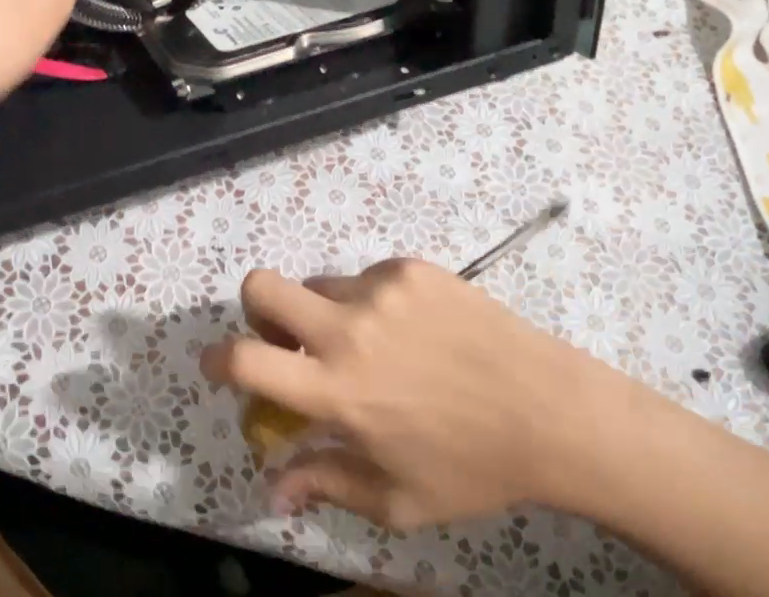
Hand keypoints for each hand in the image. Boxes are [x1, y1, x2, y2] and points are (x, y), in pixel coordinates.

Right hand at [201, 260, 612, 528]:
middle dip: (257, 311)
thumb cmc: (472, 468)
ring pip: (318, 285)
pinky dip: (371, 303)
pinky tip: (414, 333)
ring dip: (324, 314)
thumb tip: (271, 489)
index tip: (215, 366)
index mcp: (336, 391)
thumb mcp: (396, 498)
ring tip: (373, 346)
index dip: (214, 360)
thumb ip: (324, 484)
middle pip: (260, 286)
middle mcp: (347, 330)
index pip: (244, 360)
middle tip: (286, 340)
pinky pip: (366, 277)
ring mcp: (381, 290)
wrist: (555, 414)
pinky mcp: (412, 269)